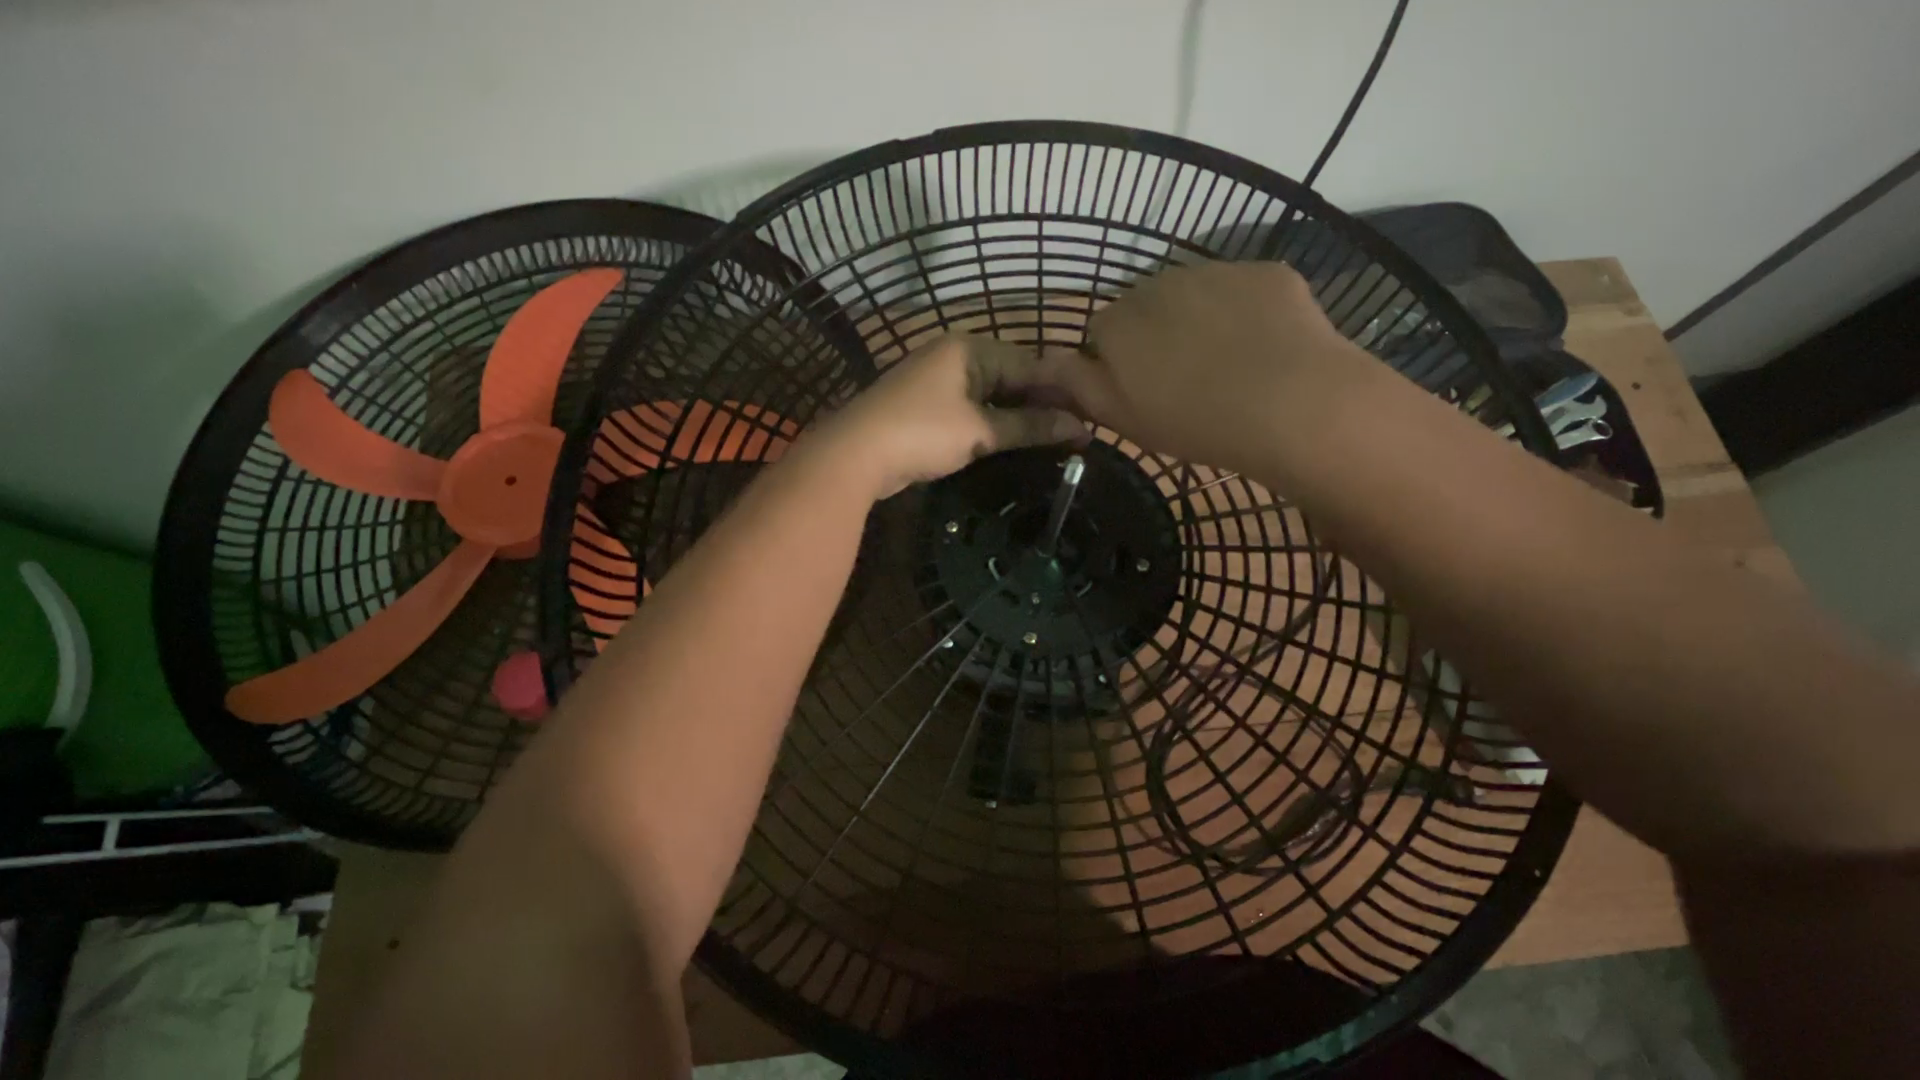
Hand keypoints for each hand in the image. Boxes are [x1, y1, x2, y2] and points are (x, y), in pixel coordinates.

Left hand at [809, 334, 1087, 498]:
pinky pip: (973, 410)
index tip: (1093, 414)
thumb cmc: (922, 432)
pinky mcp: (927, 408)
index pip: (1030, 364)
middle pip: (1012, 377)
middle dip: (1043, 403)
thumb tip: (1080, 428)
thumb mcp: (982, 431)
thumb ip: (1031, 426)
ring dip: (1021, 416)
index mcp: (969, 348)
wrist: (855, 455)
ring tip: (1057, 438)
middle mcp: (954, 356)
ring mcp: (938, 381)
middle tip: (1080, 431)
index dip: (1062, 391)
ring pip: (992, 395)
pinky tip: (1017, 442)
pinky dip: (995, 425)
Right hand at [1037, 261, 1382, 478]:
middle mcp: (1160, 283)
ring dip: (1203, 321)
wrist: (1291, 403)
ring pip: (1197, 296)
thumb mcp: (1121, 416)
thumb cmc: (1194, 420)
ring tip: (1232, 368)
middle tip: (1188, 384)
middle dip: (1159, 336)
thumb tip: (1042, 363)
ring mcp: (1217, 272)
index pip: (1102, 333)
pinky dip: (1250, 314)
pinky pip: (1246, 293)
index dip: (1119, 364)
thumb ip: (1076, 385)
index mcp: (1119, 321)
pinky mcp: (1267, 273)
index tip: (1143, 394)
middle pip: (1148, 308)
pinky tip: (1267, 349)